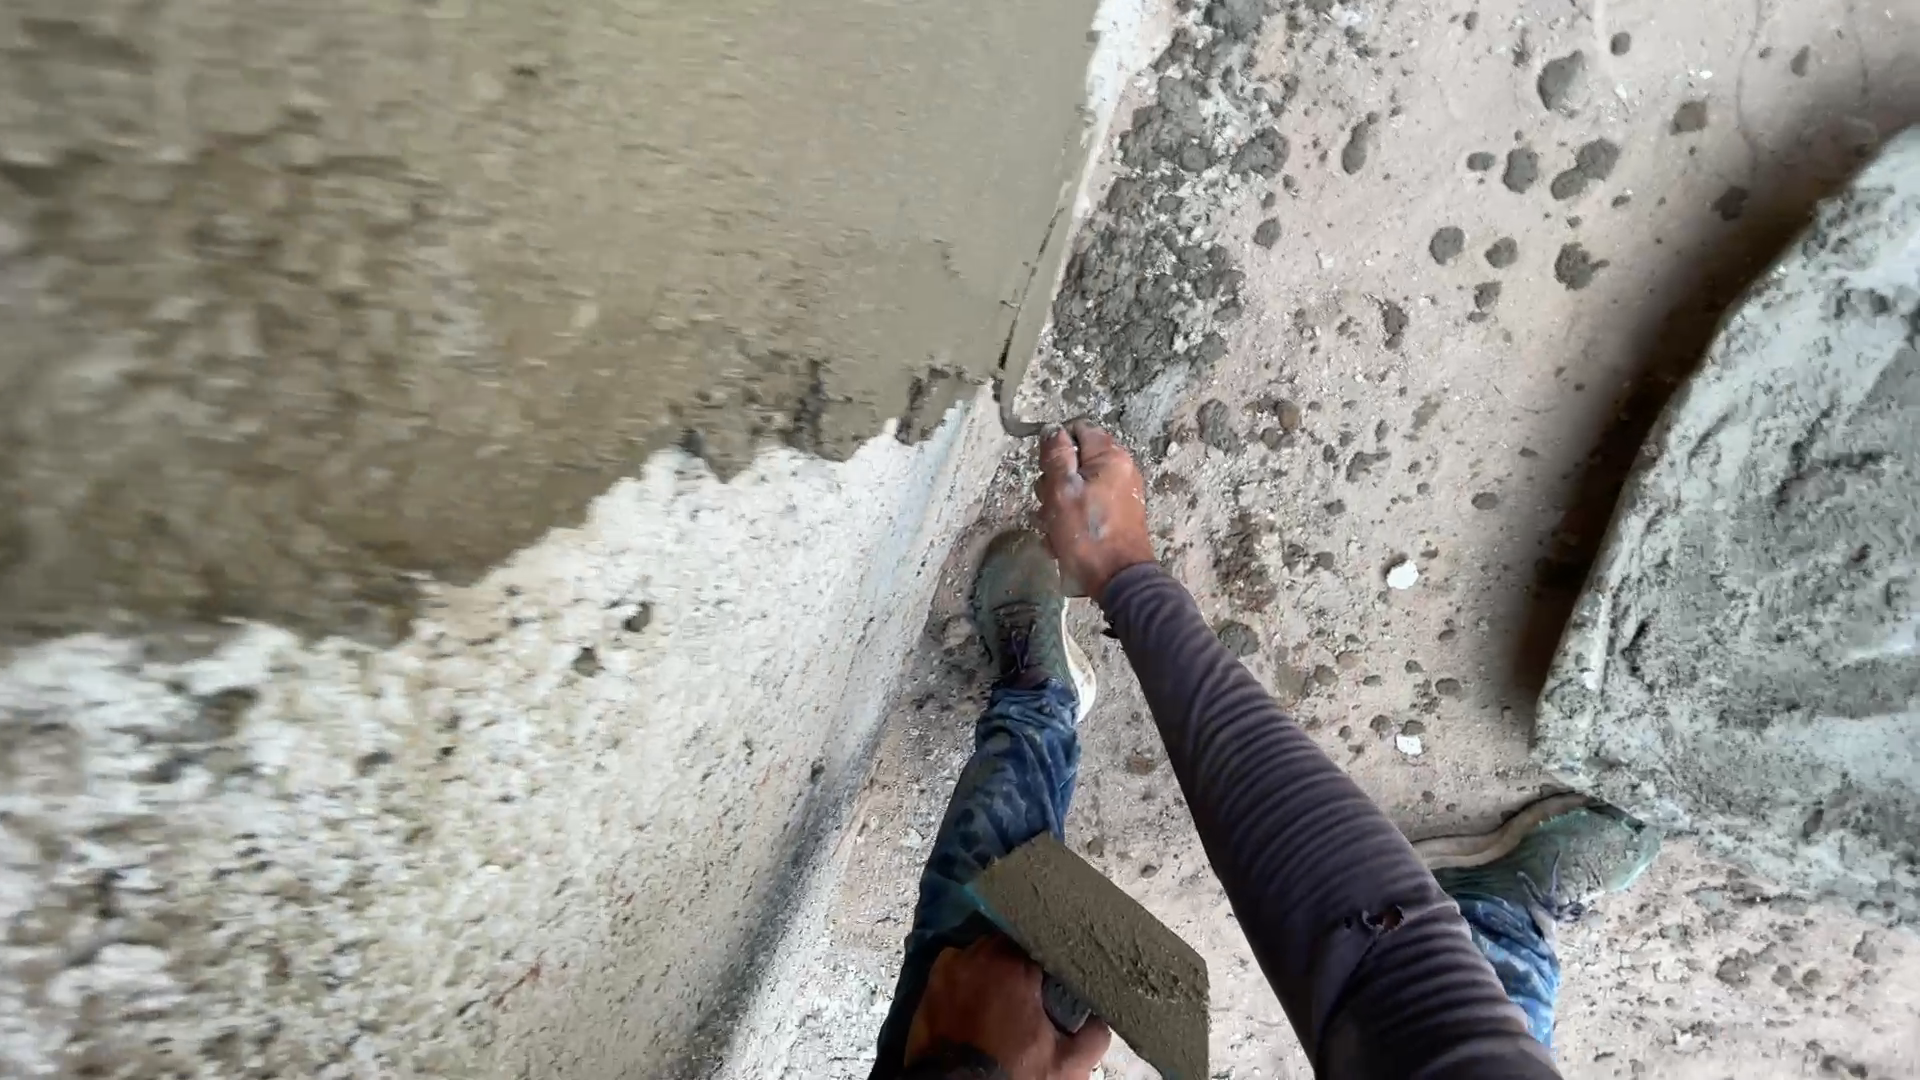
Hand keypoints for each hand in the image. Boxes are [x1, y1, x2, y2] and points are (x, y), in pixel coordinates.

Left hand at [904, 935, 1110, 1079]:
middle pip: (1009, 944)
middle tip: (1029, 986)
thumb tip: (1099, 1018)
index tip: (1055, 971)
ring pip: (981, 951)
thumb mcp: (1064, 1065)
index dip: (1049, 955)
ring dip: (992, 965)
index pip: (1040, 941)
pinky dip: (965, 975)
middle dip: (1019, 960)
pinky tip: (973, 994)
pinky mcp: (932, 981)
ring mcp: (953, 964)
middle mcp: (982, 952)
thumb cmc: (1012, 1072)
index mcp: (1016, 962)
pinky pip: (955, 965)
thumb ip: (1092, 1036)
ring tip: (1001, 990)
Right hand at [1035, 421, 1154, 600]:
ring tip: (1055, 529)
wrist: (1118, 580)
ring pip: (1075, 488)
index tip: (1045, 471)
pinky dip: (1071, 521)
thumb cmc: (1088, 535)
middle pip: (1074, 461)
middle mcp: (1120, 471)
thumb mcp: (1063, 490)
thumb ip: (1056, 456)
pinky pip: (1085, 508)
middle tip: (1050, 505)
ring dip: (1057, 507)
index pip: (1077, 430)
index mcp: (1111, 457)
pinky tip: (1063, 540)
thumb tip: (1052, 429)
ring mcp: (1119, 495)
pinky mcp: (1115, 517)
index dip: (1055, 447)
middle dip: (1053, 483)